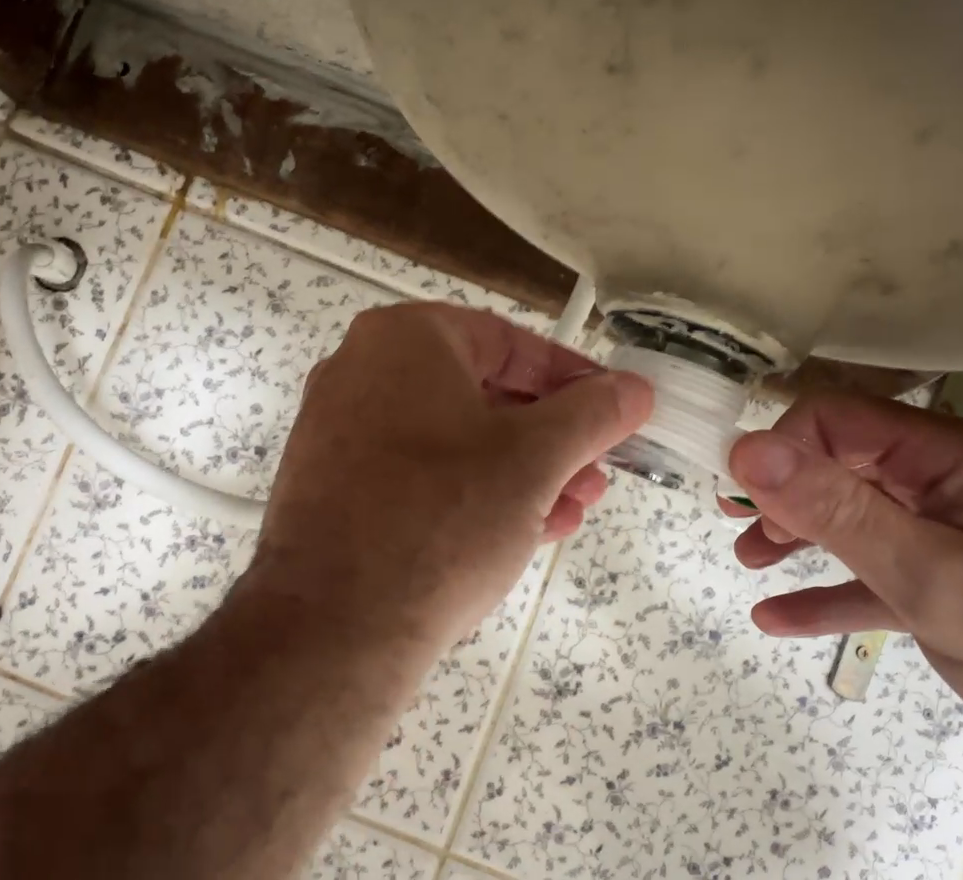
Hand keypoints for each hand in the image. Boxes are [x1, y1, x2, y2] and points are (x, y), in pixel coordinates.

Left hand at [242, 304, 652, 655]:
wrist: (333, 623)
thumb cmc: (441, 516)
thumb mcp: (535, 458)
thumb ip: (592, 414)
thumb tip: (632, 389)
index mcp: (402, 338)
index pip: (508, 342)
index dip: (571, 378)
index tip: (614, 409)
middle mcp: (359, 370)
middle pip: (478, 392)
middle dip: (549, 436)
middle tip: (596, 472)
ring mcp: (338, 428)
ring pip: (450, 438)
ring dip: (519, 470)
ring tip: (571, 509)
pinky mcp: (330, 483)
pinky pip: (415, 473)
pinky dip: (470, 491)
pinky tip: (522, 530)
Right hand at [726, 392, 962, 876]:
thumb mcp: (943, 583)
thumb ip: (841, 512)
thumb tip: (748, 448)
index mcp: (954, 461)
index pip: (837, 420)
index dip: (780, 449)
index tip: (738, 497)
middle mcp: (955, 487)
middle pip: (843, 466)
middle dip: (781, 491)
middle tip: (735, 528)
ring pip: (858, 522)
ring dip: (799, 537)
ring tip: (748, 561)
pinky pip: (882, 580)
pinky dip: (832, 593)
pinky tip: (781, 617)